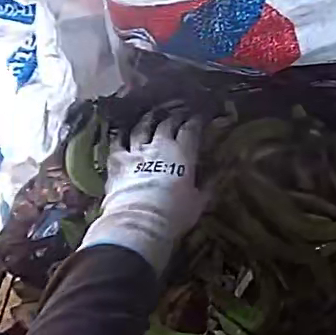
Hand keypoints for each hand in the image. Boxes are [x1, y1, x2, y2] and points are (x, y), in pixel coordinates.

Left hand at [80, 110, 206, 272]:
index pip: (190, 130)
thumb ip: (208, 186)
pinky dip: (119, 135)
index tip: (199, 117)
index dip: (195, 121)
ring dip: (147, 120)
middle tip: (177, 114)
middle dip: (173, 117)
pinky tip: (119, 131)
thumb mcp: (198, 202)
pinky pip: (117, 142)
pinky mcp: (117, 160)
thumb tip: (219, 176)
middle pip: (167, 124)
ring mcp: (136, 151)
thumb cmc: (175, 213)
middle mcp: (159, 146)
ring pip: (141, 128)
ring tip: (150, 115)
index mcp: (182, 153)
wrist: (140, 220)